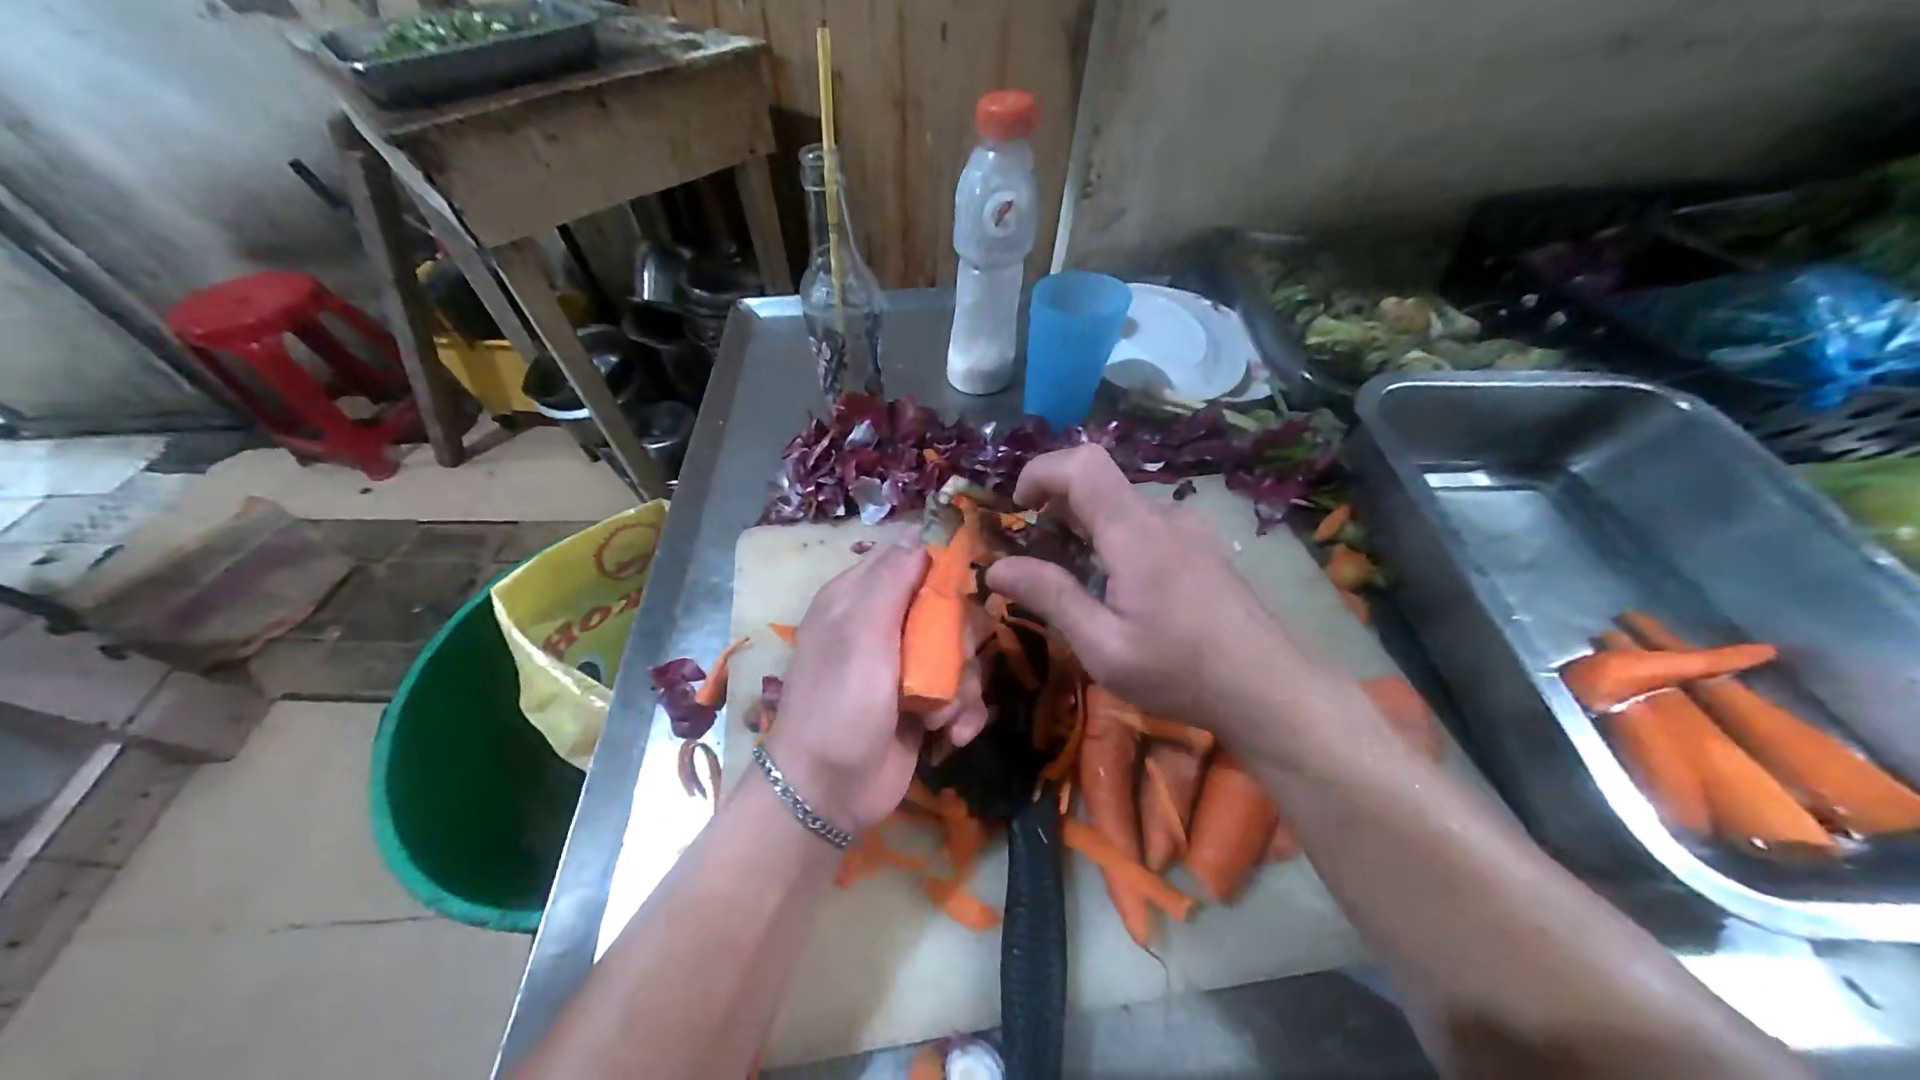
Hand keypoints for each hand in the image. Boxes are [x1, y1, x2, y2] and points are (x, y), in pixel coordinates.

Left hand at [764, 540, 985, 832]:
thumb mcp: (859, 632)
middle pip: (948, 611)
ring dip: (962, 687)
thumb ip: (890, 580)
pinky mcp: (924, 705)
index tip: (957, 600)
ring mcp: (906, 669)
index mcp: (859, 600)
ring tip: (940, 715)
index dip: (941, 577)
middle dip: (959, 642)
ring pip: (963, 655)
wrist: (828, 791)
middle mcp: (884, 628)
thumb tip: (918, 538)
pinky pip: (963, 694)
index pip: (913, 563)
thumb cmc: (840, 703)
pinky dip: (964, 714)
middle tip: (948, 666)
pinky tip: (951, 734)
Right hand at [984, 445, 1309, 745]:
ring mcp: (1187, 529)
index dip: (1040, 471)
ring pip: (1120, 505)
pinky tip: (1117, 588)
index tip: (1017, 509)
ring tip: (1075, 582)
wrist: (1268, 689)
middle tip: (1038, 558)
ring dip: (1085, 526)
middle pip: (1098, 482)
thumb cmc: (1180, 671)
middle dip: (1056, 507)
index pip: (1082, 464)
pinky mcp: (1200, 546)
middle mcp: (1163, 517)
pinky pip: (1143, 524)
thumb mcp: (1103, 646)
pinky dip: (1112, 538)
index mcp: (1135, 533)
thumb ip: (1050, 597)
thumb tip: (996, 567)